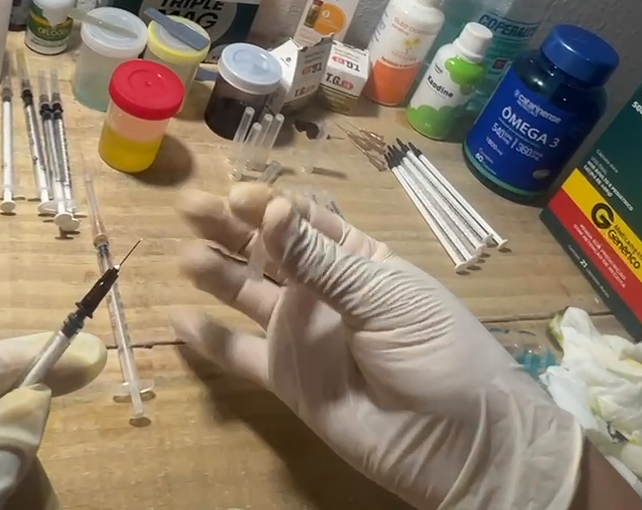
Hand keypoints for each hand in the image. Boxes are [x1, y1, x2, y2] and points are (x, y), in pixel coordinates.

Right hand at [173, 184, 585, 509]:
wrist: (463, 445)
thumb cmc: (436, 351)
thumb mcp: (381, 296)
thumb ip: (321, 261)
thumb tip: (272, 211)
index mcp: (354, 257)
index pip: (303, 218)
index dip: (270, 204)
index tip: (238, 196)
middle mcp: (321, 288)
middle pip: (266, 248)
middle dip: (229, 226)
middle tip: (189, 207)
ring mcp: (302, 333)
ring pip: (247, 294)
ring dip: (216, 273)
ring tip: (184, 256)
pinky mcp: (288, 379)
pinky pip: (241, 356)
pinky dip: (210, 340)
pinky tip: (178, 319)